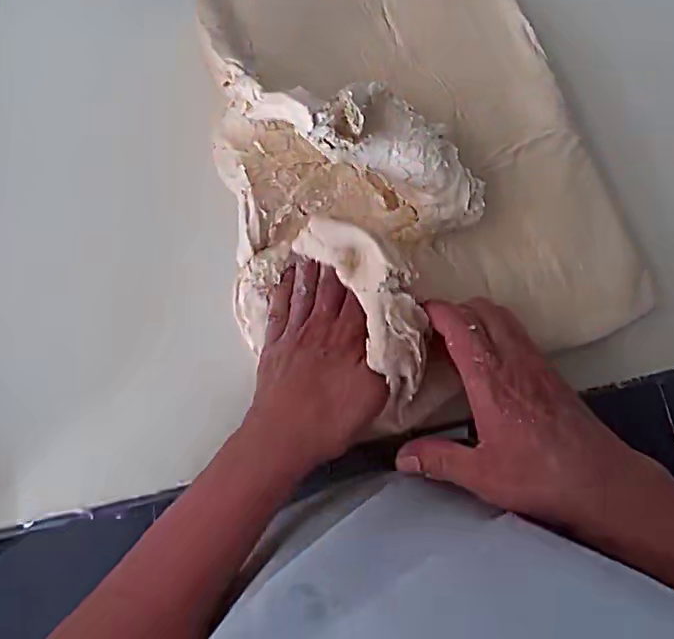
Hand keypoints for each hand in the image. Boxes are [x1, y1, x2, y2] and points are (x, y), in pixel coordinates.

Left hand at [241, 258, 386, 473]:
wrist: (281, 436)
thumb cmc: (330, 419)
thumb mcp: (372, 394)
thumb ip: (387, 359)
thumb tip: (398, 332)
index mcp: (347, 338)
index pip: (360, 298)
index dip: (365, 275)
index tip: (369, 252)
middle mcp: (321, 327)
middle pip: (332, 287)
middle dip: (338, 262)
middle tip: (340, 238)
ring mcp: (295, 332)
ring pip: (306, 290)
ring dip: (312, 268)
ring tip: (315, 246)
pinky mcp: (275, 343)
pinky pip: (281, 306)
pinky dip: (285, 287)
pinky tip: (288, 274)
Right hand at [395, 298, 673, 546]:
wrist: (603, 481)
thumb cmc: (543, 477)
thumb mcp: (484, 475)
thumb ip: (440, 461)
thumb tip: (404, 458)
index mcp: (489, 379)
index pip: (458, 324)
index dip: (434, 311)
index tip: (415, 314)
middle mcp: (512, 359)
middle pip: (479, 308)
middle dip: (452, 309)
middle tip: (433, 328)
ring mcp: (534, 360)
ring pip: (501, 314)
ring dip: (476, 314)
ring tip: (458, 337)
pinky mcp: (549, 368)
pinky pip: (517, 330)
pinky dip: (497, 327)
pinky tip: (490, 355)